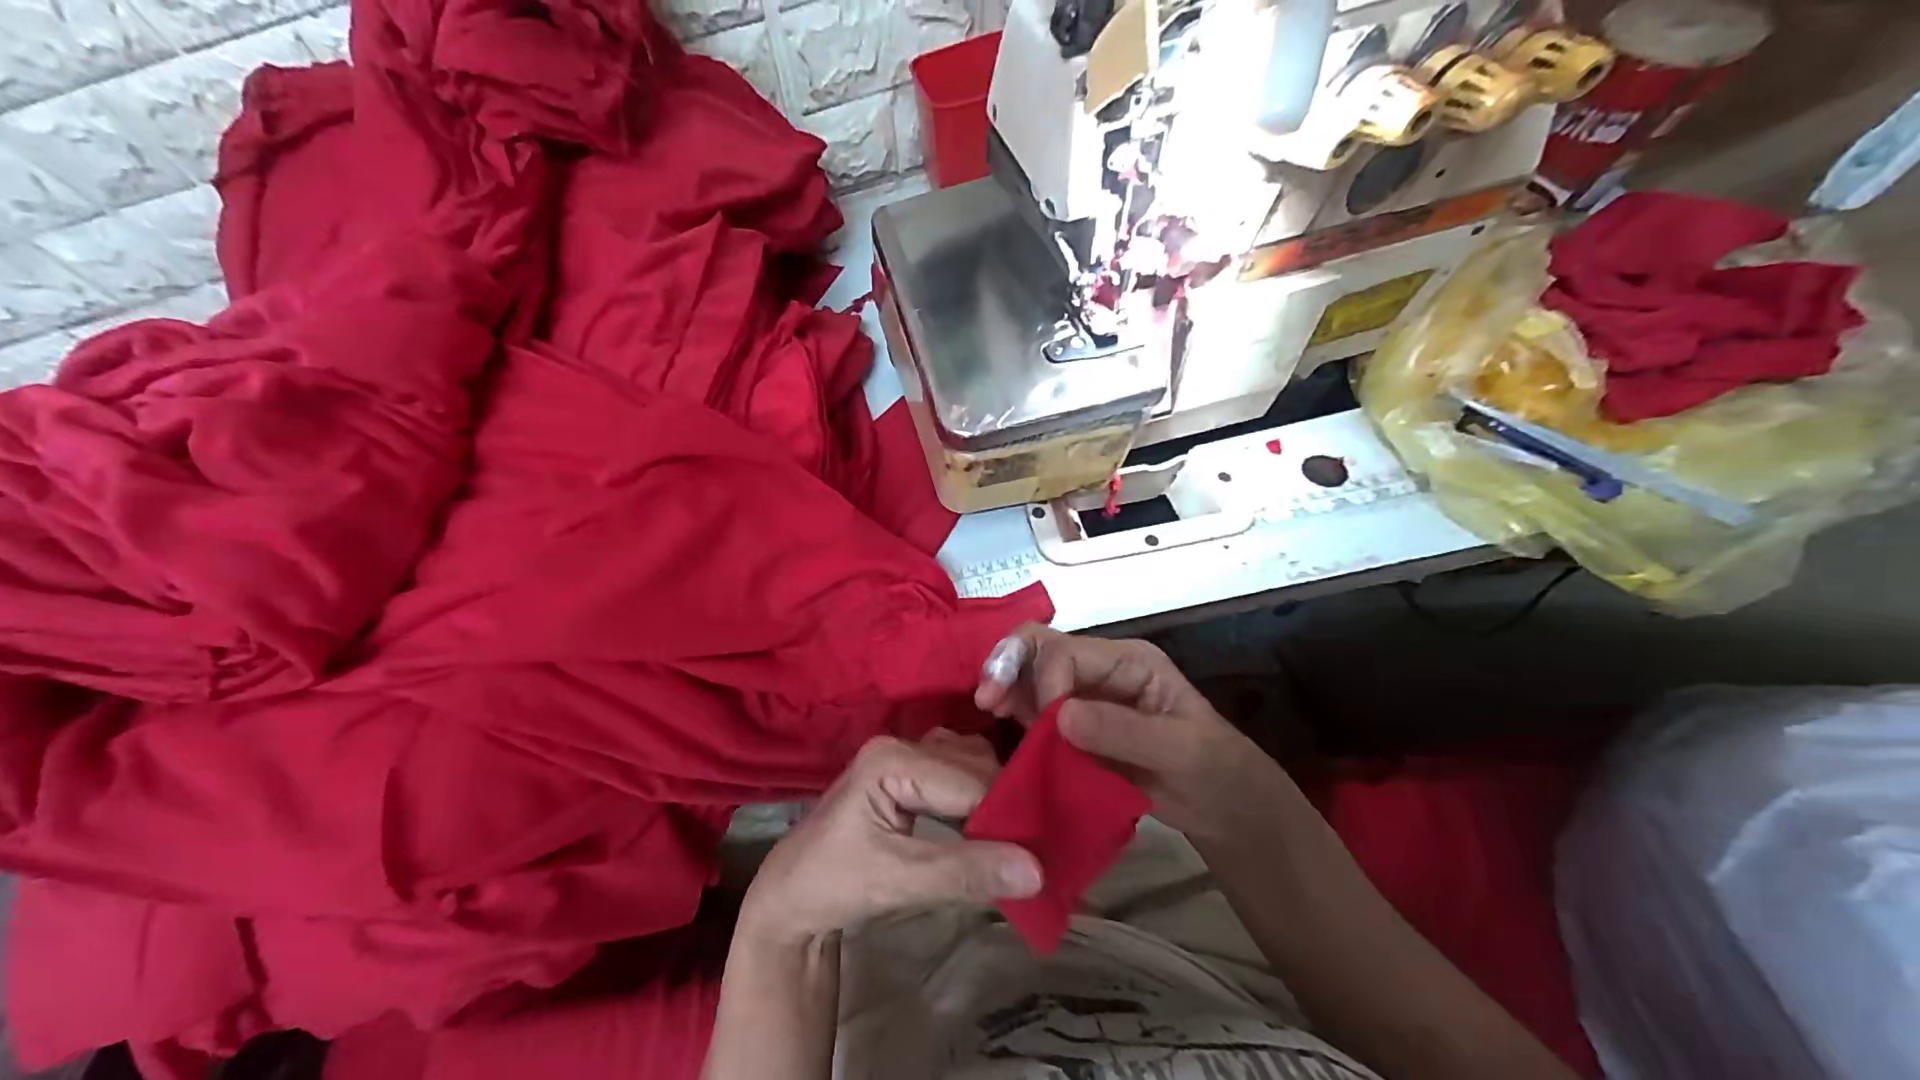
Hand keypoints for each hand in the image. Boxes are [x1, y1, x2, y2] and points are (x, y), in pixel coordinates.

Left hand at [737, 733, 1043, 947]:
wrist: (790, 897)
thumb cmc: (834, 884)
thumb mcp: (898, 881)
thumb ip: (965, 872)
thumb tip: (1037, 870)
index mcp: (893, 759)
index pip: (970, 780)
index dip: (1007, 813)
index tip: (1045, 849)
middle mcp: (902, 744)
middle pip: (974, 766)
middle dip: (1004, 805)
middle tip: (1036, 847)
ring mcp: (905, 756)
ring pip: (971, 766)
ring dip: (994, 800)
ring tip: (1017, 840)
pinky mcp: (909, 774)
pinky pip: (958, 774)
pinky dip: (978, 799)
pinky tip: (989, 829)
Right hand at [974, 624, 1293, 840]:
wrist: (1225, 809)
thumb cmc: (1217, 771)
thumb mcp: (1182, 750)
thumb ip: (1124, 731)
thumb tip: (1060, 716)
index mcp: (1129, 662)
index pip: (1068, 652)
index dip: (1047, 682)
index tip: (1046, 727)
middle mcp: (1100, 670)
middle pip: (1041, 648)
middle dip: (1008, 665)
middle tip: (985, 700)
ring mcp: (1085, 696)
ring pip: (1030, 676)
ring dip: (1005, 687)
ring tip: (986, 711)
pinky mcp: (1075, 726)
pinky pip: (1034, 710)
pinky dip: (1014, 712)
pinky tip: (1001, 727)